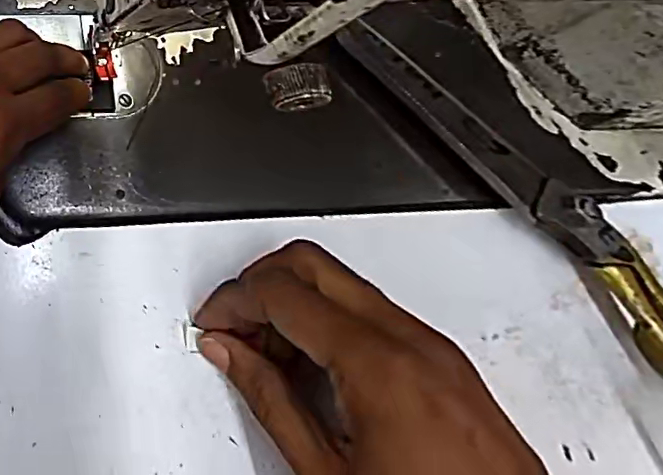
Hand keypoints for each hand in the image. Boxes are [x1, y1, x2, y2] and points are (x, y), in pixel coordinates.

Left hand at [0, 20, 89, 267]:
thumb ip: (9, 155)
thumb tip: (23, 135)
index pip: (54, 98)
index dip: (76, 96)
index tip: (81, 94)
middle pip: (40, 56)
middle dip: (66, 61)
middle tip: (76, 68)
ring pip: (9, 34)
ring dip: (35, 43)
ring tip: (44, 53)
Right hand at [196, 241, 543, 474]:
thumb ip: (271, 401)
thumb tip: (229, 351)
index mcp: (380, 364)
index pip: (281, 291)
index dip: (233, 300)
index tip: (212, 322)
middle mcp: (413, 341)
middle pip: (310, 262)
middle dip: (259, 283)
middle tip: (233, 324)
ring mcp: (437, 349)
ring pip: (341, 281)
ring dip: (294, 301)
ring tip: (269, 355)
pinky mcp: (450, 364)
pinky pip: (374, 311)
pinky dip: (330, 320)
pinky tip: (314, 367)